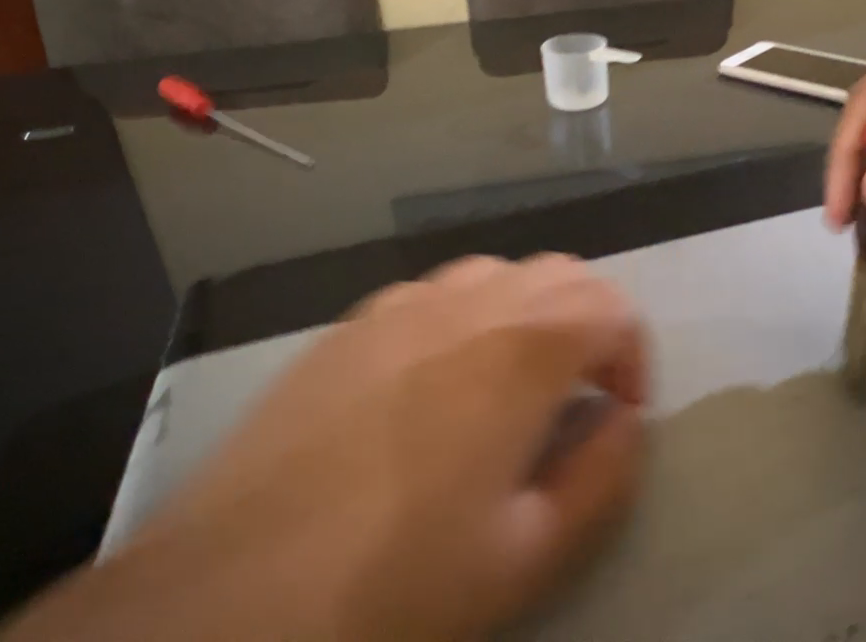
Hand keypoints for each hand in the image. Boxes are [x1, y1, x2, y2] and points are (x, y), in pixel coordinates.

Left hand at [0, 255, 647, 641]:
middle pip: (558, 272)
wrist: (231, 593)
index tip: (620, 412)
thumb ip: (603, 475)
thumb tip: (625, 419)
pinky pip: (430, 294)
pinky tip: (437, 385)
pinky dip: (465, 317)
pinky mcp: (347, 327)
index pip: (610, 306)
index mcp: (518, 354)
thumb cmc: (397, 580)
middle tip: (580, 395)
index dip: (633, 355)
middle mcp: (462, 307)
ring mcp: (396, 308)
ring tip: (513, 385)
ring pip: (493, 273)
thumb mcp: (528, 553)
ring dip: (527, 312)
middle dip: (590, 321)